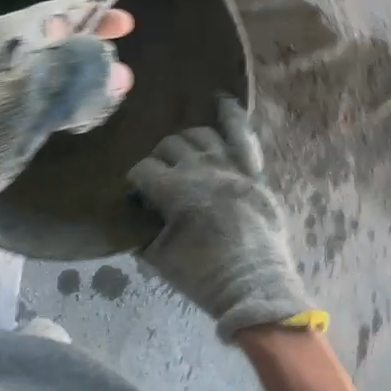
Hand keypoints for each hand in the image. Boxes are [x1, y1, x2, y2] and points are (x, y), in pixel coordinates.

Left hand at [0, 0, 133, 283]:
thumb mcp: (24, 111)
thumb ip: (71, 81)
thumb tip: (113, 63)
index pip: (58, 12)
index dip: (96, 17)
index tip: (128, 26)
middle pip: (51, 36)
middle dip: (88, 53)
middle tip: (118, 79)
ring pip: (40, 63)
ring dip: (72, 77)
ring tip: (97, 102)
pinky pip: (24, 84)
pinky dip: (51, 94)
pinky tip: (64, 117)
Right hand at [128, 97, 324, 339]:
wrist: (255, 288)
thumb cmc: (204, 277)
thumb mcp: (160, 259)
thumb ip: (142, 233)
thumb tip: (135, 217)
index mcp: (175, 190)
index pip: (143, 171)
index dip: (136, 182)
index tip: (137, 195)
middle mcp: (201, 169)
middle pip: (170, 146)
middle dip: (159, 160)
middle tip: (160, 177)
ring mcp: (230, 167)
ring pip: (201, 135)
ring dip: (187, 142)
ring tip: (184, 155)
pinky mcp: (252, 171)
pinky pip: (242, 135)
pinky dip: (231, 117)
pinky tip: (221, 102)